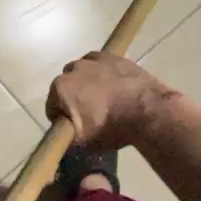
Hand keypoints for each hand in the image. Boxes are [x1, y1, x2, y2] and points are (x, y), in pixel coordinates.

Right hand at [47, 52, 179, 149]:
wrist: (148, 111)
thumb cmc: (111, 128)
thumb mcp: (81, 143)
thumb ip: (63, 139)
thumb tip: (59, 136)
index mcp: (59, 88)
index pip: (52, 107)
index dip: (62, 119)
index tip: (75, 128)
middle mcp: (72, 69)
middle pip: (66, 87)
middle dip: (73, 99)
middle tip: (90, 114)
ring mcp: (93, 59)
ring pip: (82, 73)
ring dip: (86, 84)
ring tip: (103, 99)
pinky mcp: (113, 56)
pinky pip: (99, 63)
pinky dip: (101, 73)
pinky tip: (112, 85)